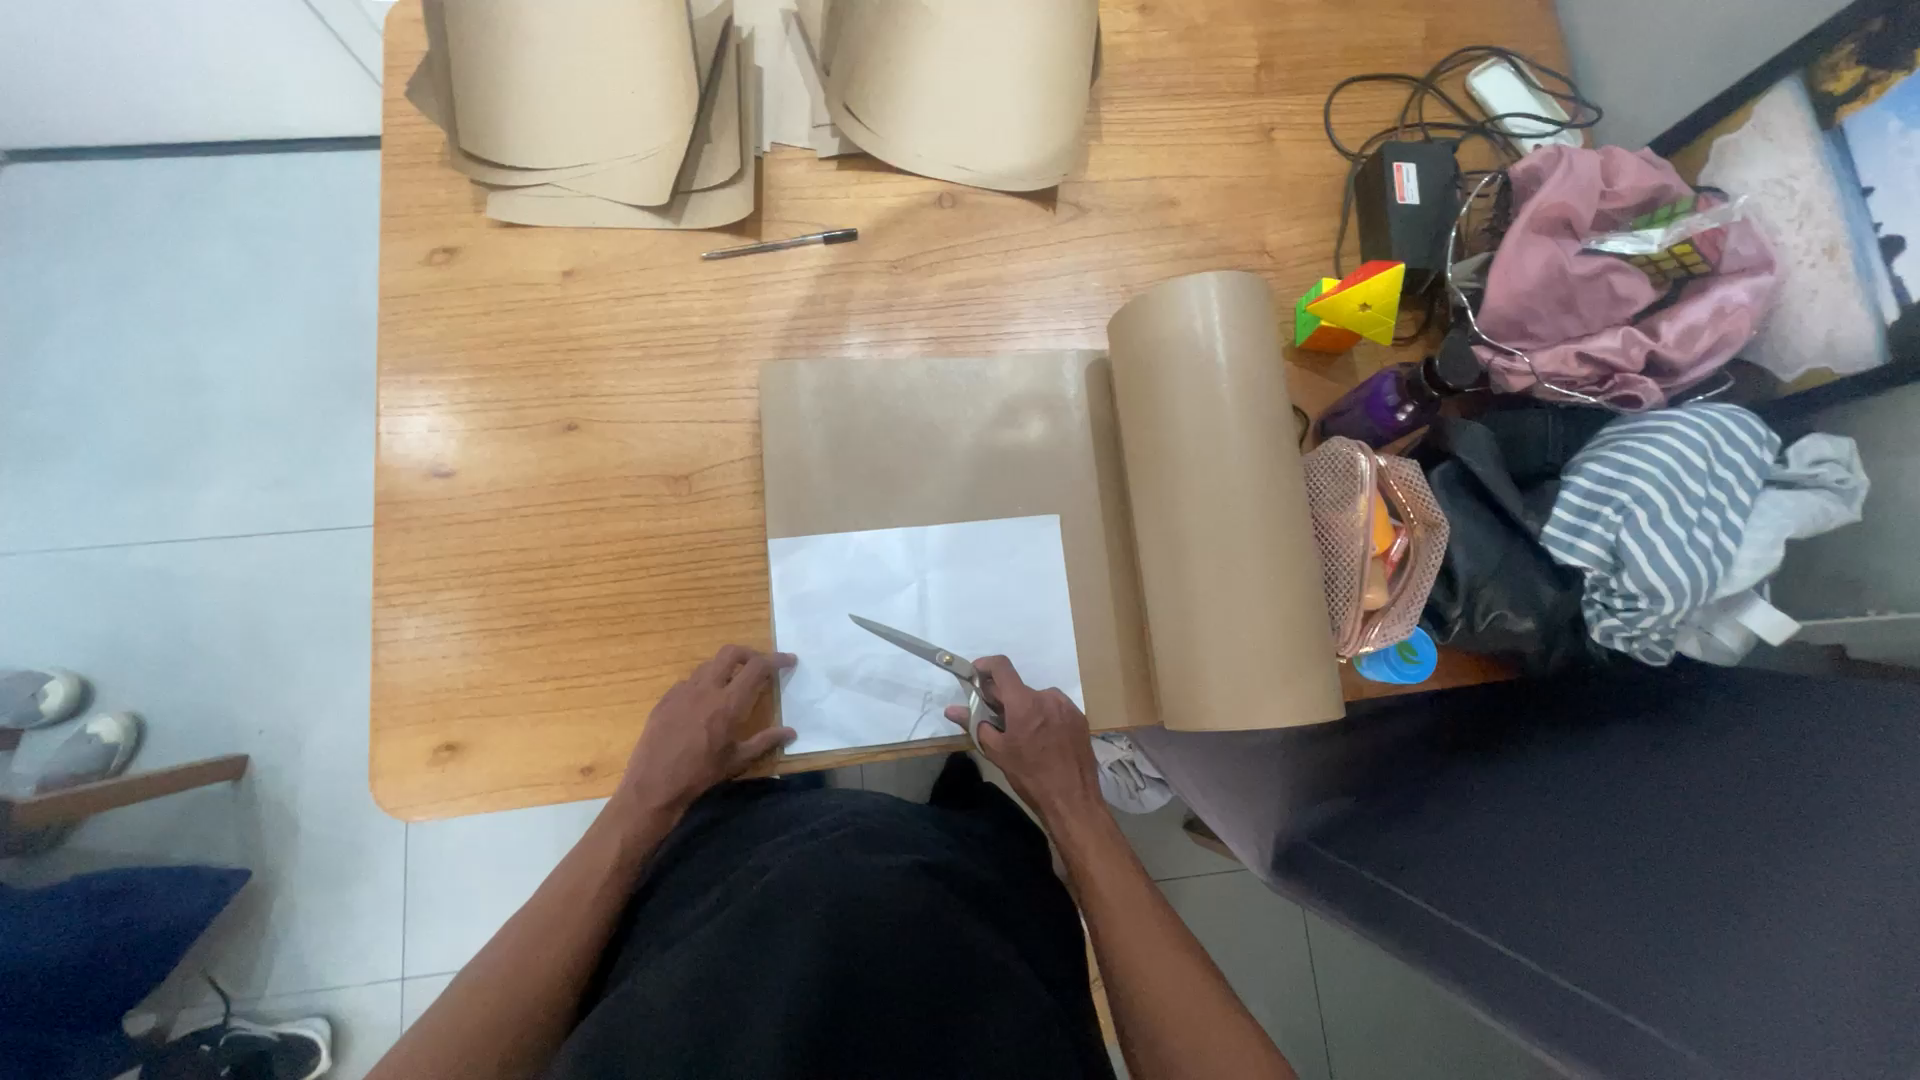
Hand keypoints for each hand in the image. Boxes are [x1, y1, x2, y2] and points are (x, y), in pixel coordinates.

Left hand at [616, 645, 796, 816]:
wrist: (654, 784)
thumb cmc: (701, 773)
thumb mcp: (738, 760)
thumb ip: (765, 741)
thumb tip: (791, 732)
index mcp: (729, 703)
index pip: (757, 667)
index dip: (776, 660)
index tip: (788, 661)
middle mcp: (707, 689)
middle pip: (731, 652)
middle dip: (749, 654)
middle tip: (759, 667)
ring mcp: (683, 691)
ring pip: (709, 665)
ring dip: (725, 667)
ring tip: (732, 684)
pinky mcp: (666, 699)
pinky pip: (689, 681)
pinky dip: (703, 684)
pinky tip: (703, 703)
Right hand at [945, 656, 1102, 824]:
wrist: (1073, 800)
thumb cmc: (1030, 777)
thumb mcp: (998, 752)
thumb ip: (975, 724)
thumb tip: (952, 710)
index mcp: (1024, 703)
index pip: (1002, 667)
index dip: (985, 665)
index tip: (975, 674)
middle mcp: (1047, 697)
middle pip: (1019, 688)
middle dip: (1003, 698)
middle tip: (995, 719)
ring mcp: (1066, 706)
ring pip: (1037, 698)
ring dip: (1025, 708)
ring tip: (1023, 736)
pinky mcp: (1079, 718)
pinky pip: (1055, 708)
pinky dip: (1044, 716)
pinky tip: (1043, 740)